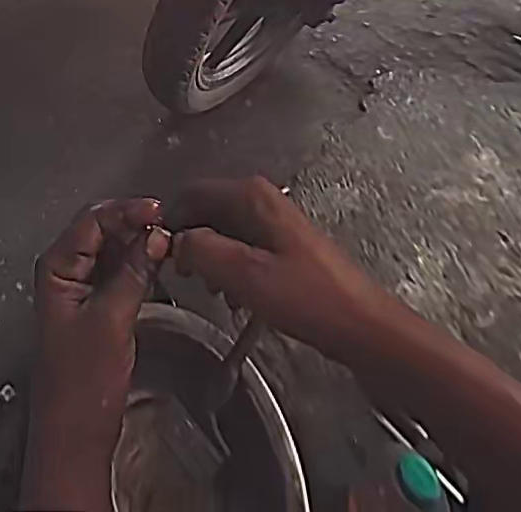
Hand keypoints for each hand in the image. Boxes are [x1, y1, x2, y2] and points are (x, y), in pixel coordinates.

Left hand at [23, 199, 169, 510]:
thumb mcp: (111, 320)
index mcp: (56, 268)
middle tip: (166, 224)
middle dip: (134, 223)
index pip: (93, 221)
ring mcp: (81, 286)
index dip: (126, 211)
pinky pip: (120, 269)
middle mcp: (65, 270)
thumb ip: (133, 273)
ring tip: (166, 241)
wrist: (75, 437)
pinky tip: (158, 264)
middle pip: (102, 229)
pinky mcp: (97, 303)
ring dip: (139, 242)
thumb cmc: (80, 387)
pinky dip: (140, 263)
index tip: (157, 211)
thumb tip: (154, 237)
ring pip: (113, 248)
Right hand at [173, 177, 416, 362]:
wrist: (363, 326)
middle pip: (206, 209)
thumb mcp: (247, 275)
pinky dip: (229, 266)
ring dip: (209, 257)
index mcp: (251, 195)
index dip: (170, 220)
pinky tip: (235, 295)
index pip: (192, 193)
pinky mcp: (281, 243)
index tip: (157, 252)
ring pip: (222, 229)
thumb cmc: (308, 298)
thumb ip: (202, 250)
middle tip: (184, 276)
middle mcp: (260, 198)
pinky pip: (240, 246)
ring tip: (213, 290)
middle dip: (190, 241)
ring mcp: (272, 220)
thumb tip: (172, 239)